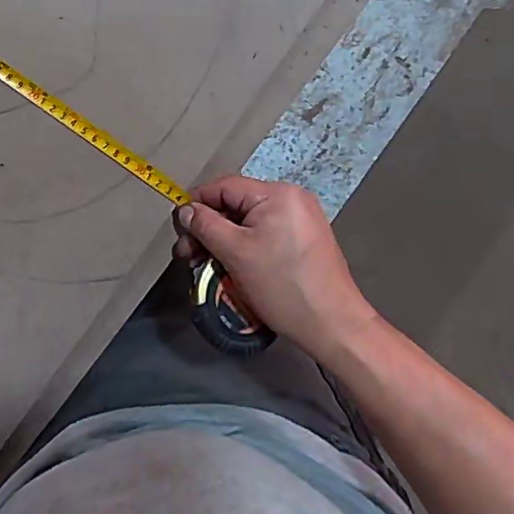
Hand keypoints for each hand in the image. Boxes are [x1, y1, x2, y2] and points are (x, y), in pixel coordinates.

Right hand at [173, 176, 377, 359]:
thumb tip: (185, 210)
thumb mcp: (235, 253)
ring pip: (247, 221)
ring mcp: (300, 219)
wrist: (334, 328)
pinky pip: (264, 233)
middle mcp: (291, 198)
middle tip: (188, 253)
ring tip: (206, 263)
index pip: (223, 186)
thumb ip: (205, 225)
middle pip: (235, 204)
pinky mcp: (304, 239)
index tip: (179, 227)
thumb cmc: (283, 286)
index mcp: (277, 194)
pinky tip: (230, 265)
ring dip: (223, 240)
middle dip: (208, 228)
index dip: (196, 204)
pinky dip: (243, 246)